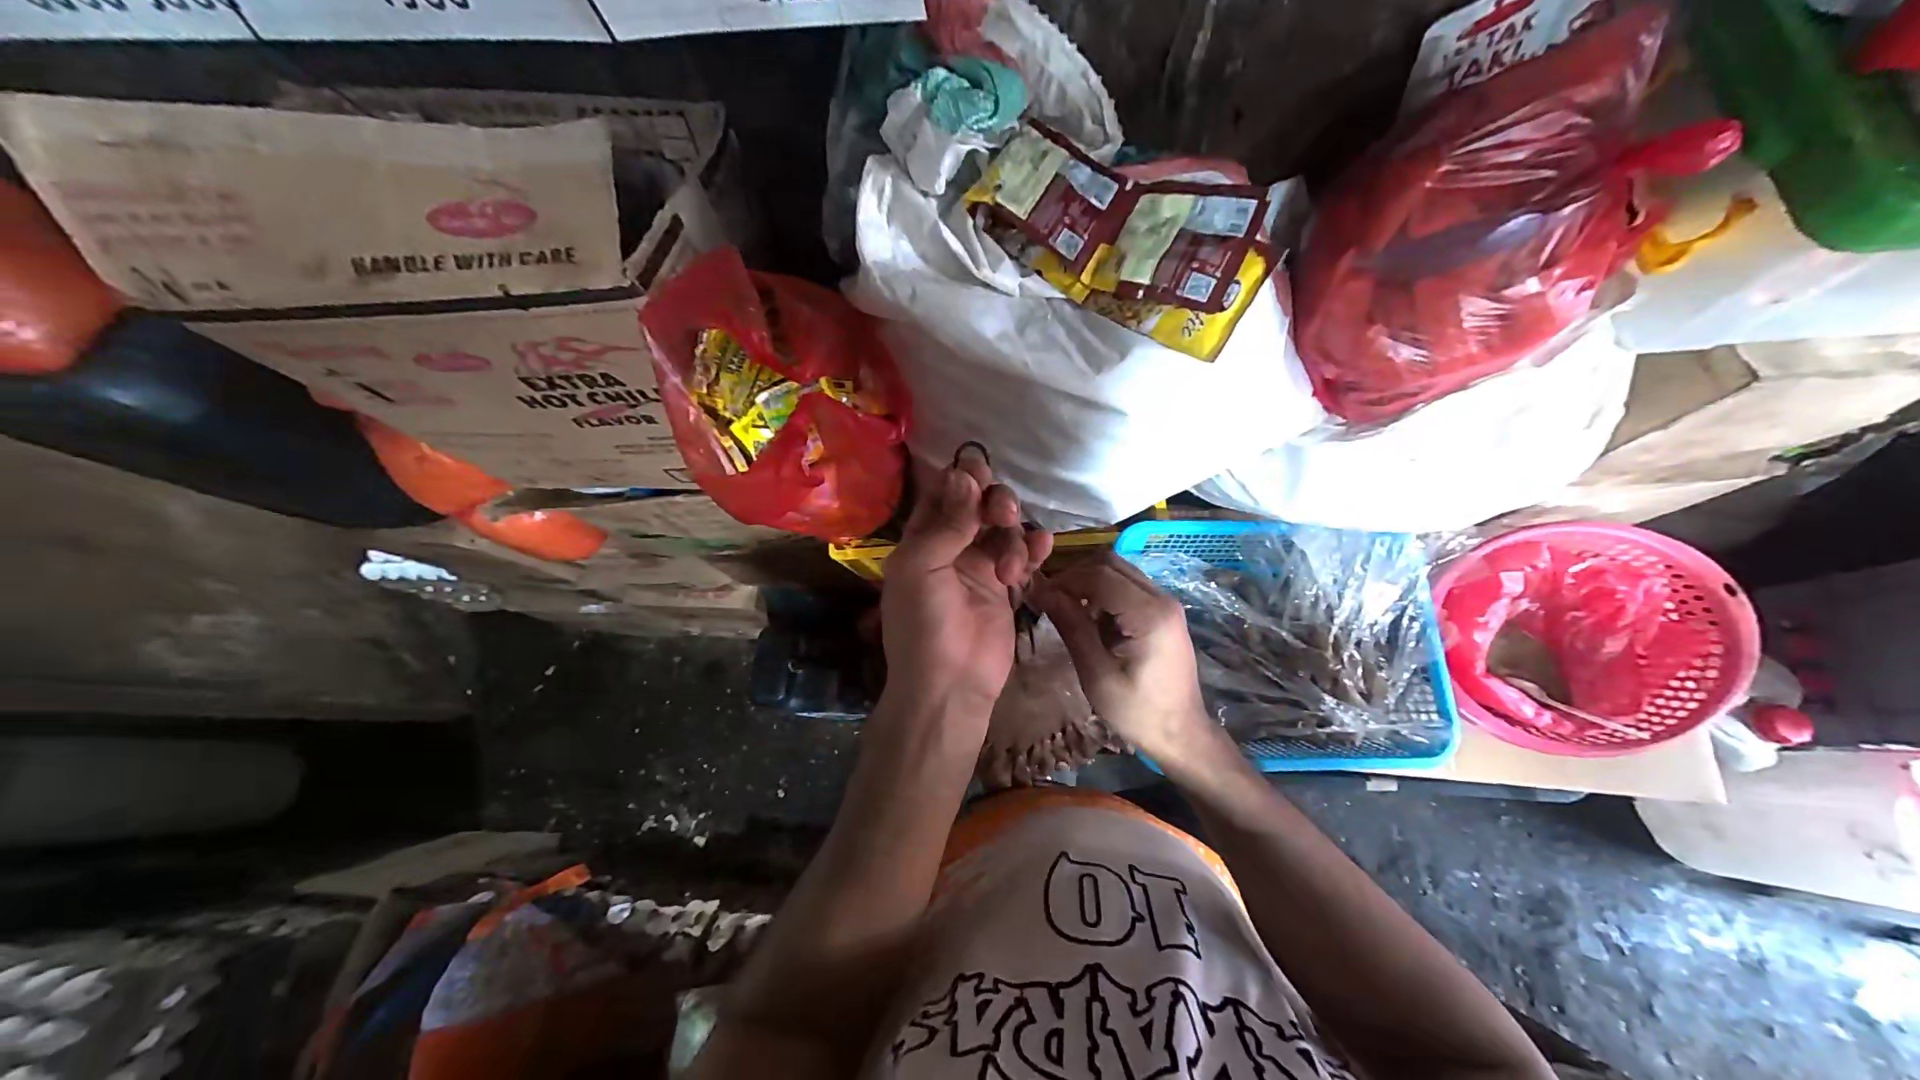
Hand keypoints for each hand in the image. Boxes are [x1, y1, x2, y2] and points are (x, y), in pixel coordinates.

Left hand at [880, 444, 1052, 719]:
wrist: (950, 684)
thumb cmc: (925, 625)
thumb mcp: (922, 567)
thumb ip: (947, 523)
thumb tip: (963, 473)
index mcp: (921, 540)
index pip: (943, 495)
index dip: (961, 478)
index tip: (979, 470)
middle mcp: (951, 548)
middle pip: (978, 506)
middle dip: (994, 503)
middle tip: (1001, 514)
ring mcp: (980, 568)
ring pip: (1004, 529)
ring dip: (1012, 536)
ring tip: (1011, 569)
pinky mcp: (1006, 588)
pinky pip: (1023, 556)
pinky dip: (1033, 549)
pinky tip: (1042, 549)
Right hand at [1032, 554, 1231, 772]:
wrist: (1182, 734)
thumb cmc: (1138, 712)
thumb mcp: (1097, 675)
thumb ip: (1073, 628)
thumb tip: (1044, 592)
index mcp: (1150, 614)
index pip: (1099, 575)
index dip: (1065, 580)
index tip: (1039, 596)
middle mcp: (1162, 598)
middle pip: (1109, 563)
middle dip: (1075, 576)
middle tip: (1052, 600)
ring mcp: (1166, 602)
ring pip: (1118, 570)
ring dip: (1089, 582)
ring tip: (1068, 610)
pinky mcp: (1164, 610)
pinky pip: (1127, 584)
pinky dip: (1103, 591)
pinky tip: (1091, 618)